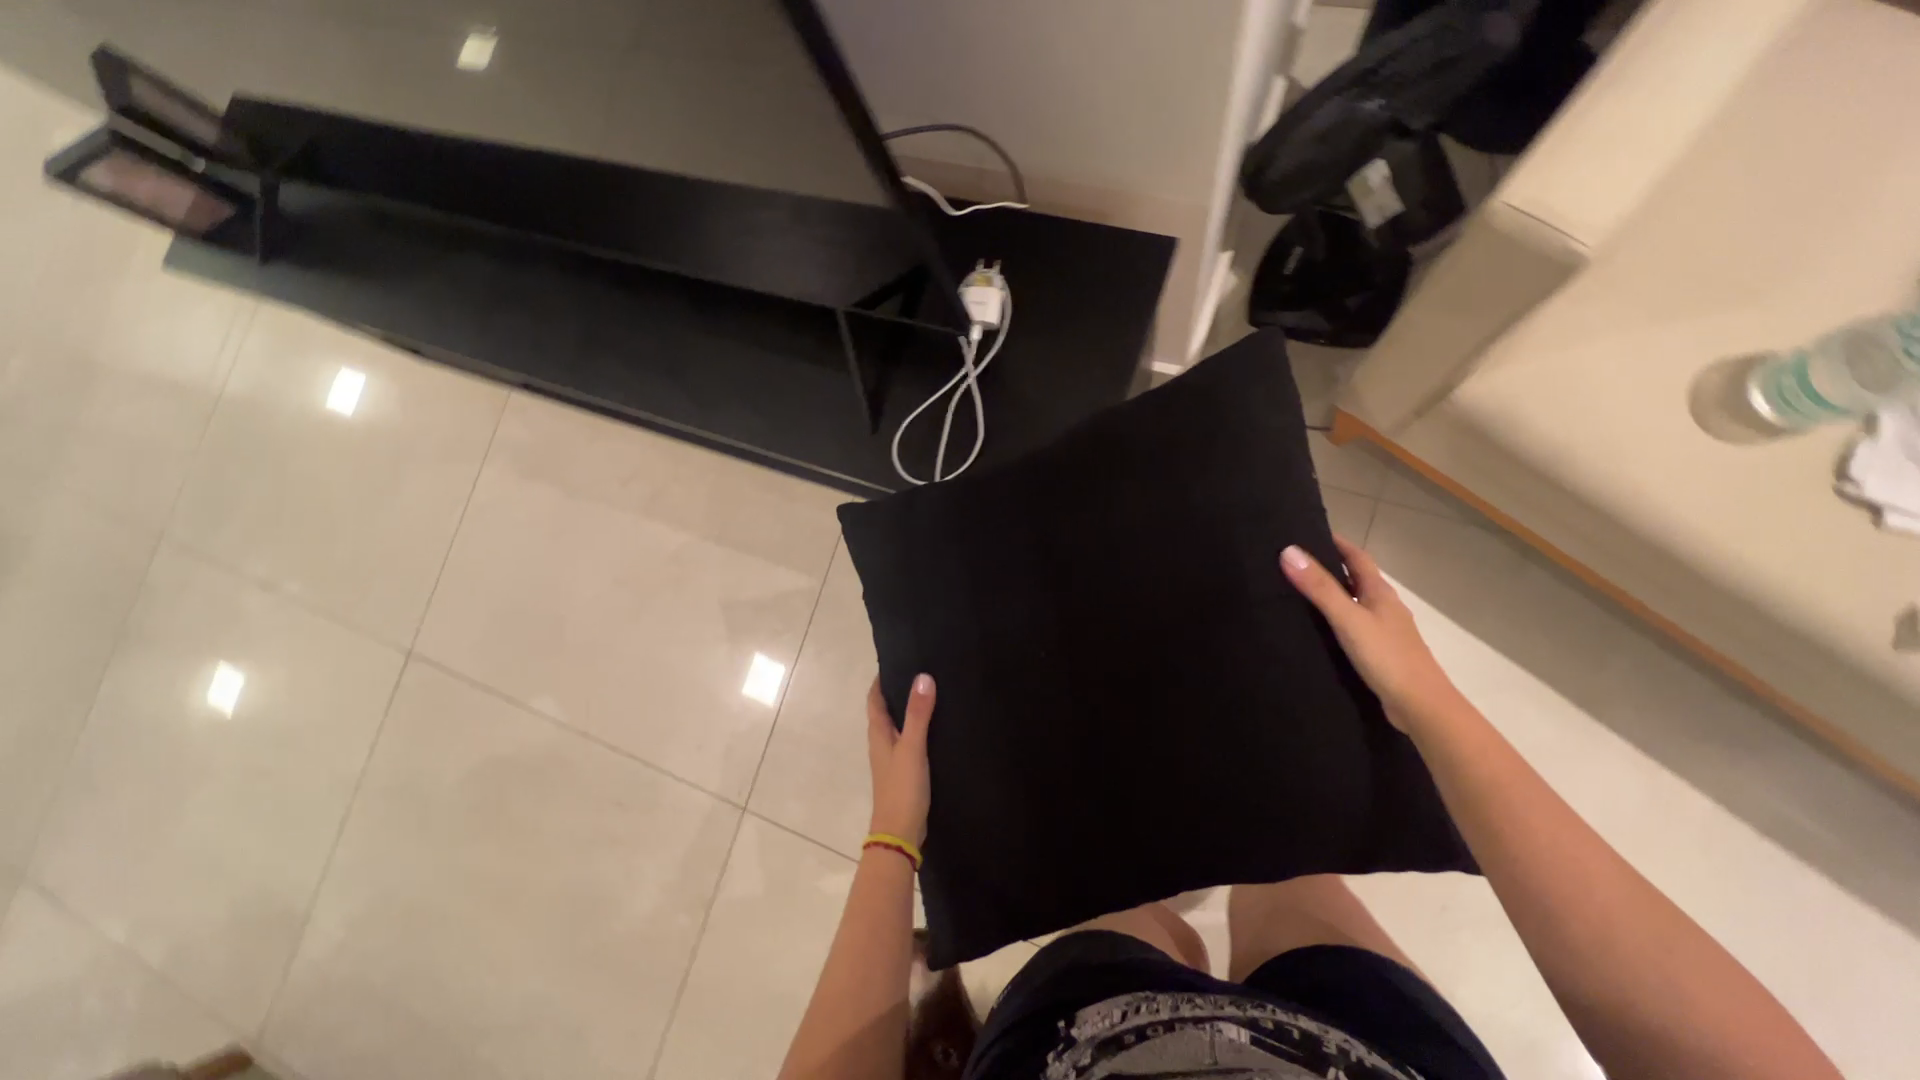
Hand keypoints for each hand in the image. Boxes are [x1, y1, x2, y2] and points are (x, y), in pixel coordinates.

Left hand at [866, 674, 934, 846]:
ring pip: (899, 725)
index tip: (900, 658)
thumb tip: (922, 676)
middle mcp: (882, 741)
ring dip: (911, 710)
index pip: (875, 697)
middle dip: (900, 690)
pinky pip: (911, 741)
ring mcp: (892, 757)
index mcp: (878, 732)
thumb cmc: (902, 787)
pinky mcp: (905, 771)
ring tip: (934, 692)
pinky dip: (920, 729)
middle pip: (887, 709)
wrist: (900, 833)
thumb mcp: (913, 747)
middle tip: (924, 670)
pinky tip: (939, 727)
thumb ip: (918, 713)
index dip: (883, 678)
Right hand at [1280, 535, 1464, 733]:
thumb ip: (1319, 588)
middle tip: (1294, 562)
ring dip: (1332, 596)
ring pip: (1355, 604)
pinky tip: (1319, 632)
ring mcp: (1384, 631)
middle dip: (1330, 567)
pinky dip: (1335, 622)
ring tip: (1298, 594)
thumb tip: (1288, 551)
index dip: (1336, 543)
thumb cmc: (1387, 657)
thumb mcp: (1348, 619)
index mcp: (1380, 593)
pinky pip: (1353, 628)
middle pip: (1356, 579)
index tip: (1307, 533)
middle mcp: (1385, 607)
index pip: (1357, 557)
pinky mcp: (1379, 653)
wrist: (1420, 706)